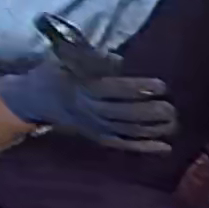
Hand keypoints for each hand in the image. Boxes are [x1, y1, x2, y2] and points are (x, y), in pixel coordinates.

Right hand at [0, 57, 176, 153]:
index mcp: (82, 87)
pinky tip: (166, 147)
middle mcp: (90, 110)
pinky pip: (125, 146)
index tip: (162, 86)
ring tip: (174, 122)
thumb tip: (118, 59)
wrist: (35, 100)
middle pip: (126, 114)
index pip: (114, 90)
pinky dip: (146, 148)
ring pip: (129, 131)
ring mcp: (96, 127)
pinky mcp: (101, 139)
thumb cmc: (58, 73)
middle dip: (153, 112)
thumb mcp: (66, 59)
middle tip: (172, 107)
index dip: (139, 88)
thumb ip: (92, 59)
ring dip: (155, 129)